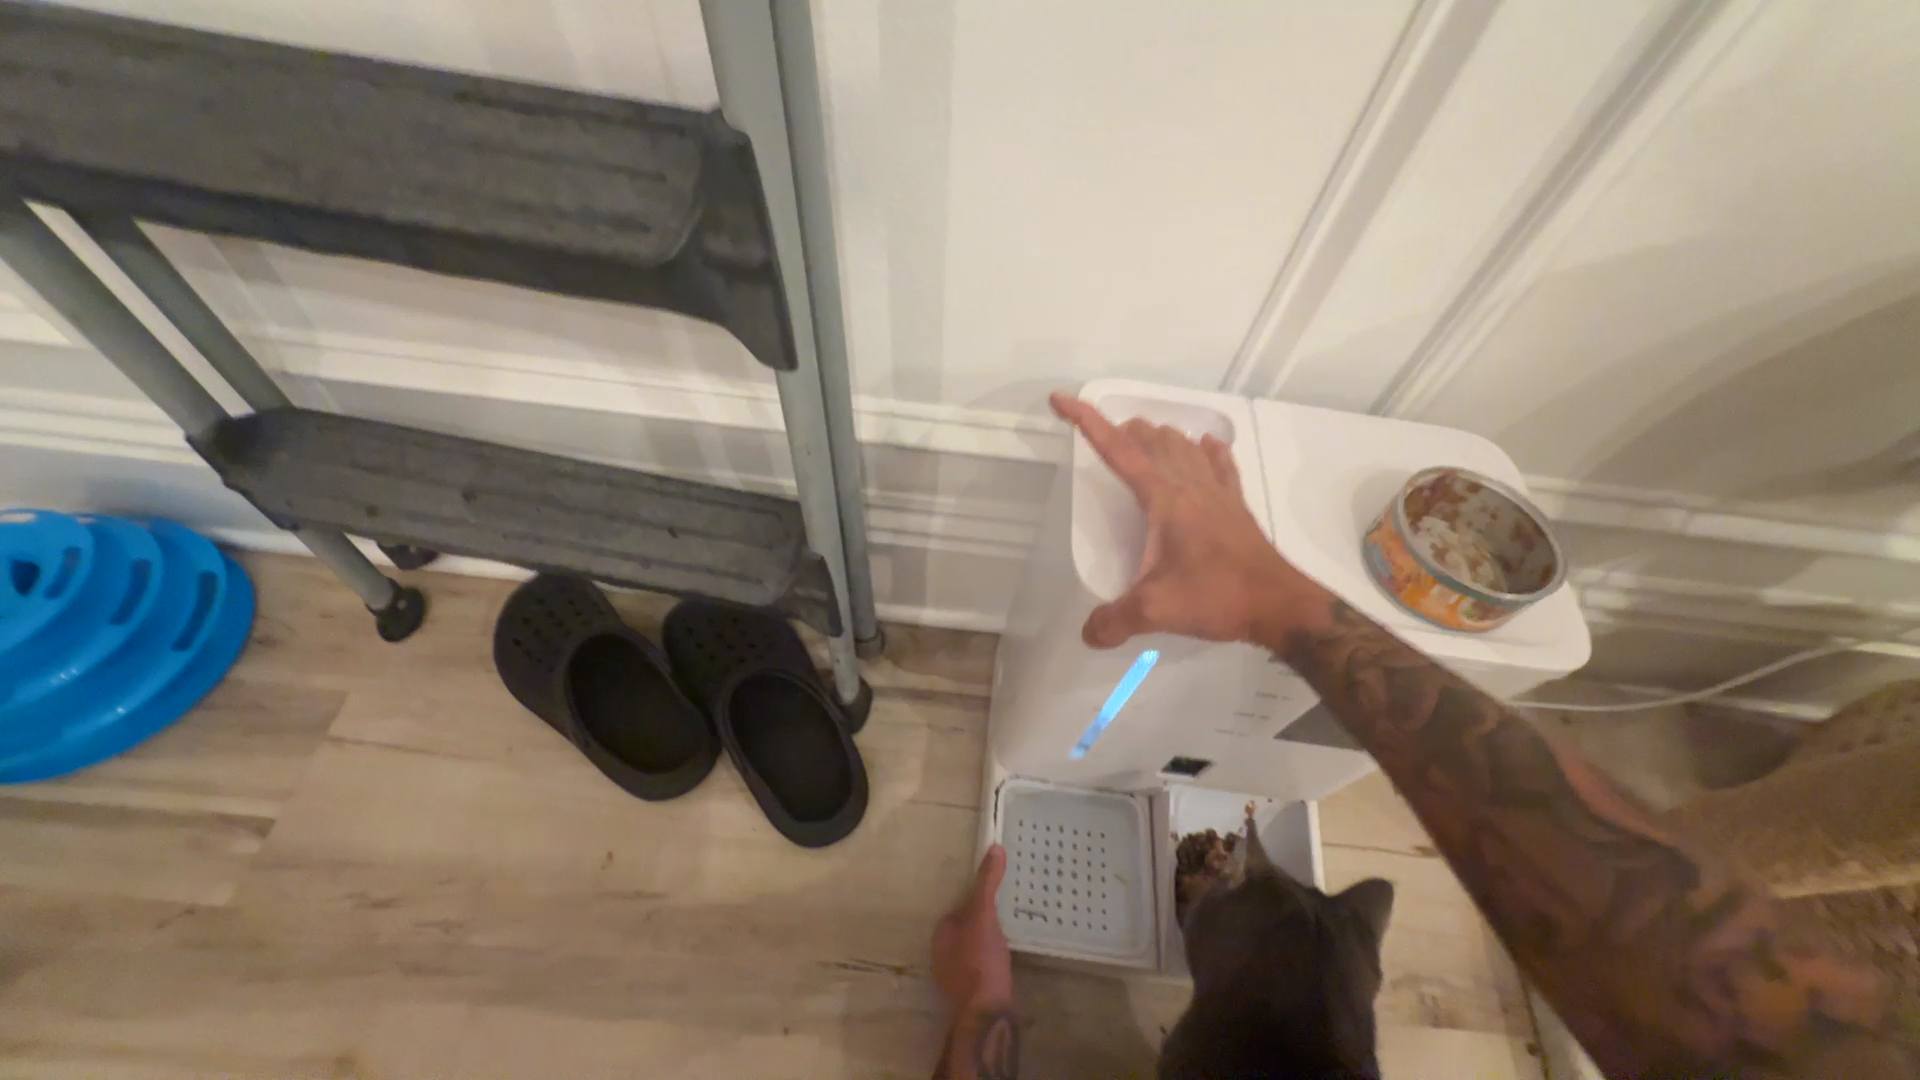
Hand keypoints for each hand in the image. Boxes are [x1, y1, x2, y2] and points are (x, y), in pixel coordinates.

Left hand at [932, 845, 1012, 1013]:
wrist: (986, 1014)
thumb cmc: (980, 961)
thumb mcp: (984, 915)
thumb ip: (987, 883)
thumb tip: (994, 847)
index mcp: (941, 935)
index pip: (959, 908)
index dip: (977, 900)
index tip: (997, 895)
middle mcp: (943, 956)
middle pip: (966, 929)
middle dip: (983, 922)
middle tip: (1008, 913)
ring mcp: (956, 978)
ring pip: (974, 949)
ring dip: (990, 942)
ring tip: (1011, 935)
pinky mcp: (972, 994)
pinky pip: (983, 967)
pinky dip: (993, 961)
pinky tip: (1008, 960)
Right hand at [1049, 392, 1329, 648]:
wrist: (1279, 604)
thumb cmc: (1216, 596)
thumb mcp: (1155, 611)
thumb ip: (1114, 621)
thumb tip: (1086, 634)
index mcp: (1163, 499)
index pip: (1117, 450)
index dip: (1087, 422)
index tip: (1062, 400)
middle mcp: (1189, 486)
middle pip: (1151, 441)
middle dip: (1122, 431)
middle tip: (1102, 437)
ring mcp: (1217, 493)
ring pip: (1184, 447)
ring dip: (1159, 438)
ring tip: (1142, 440)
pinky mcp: (1236, 507)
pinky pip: (1221, 466)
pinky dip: (1207, 452)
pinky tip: (1206, 447)